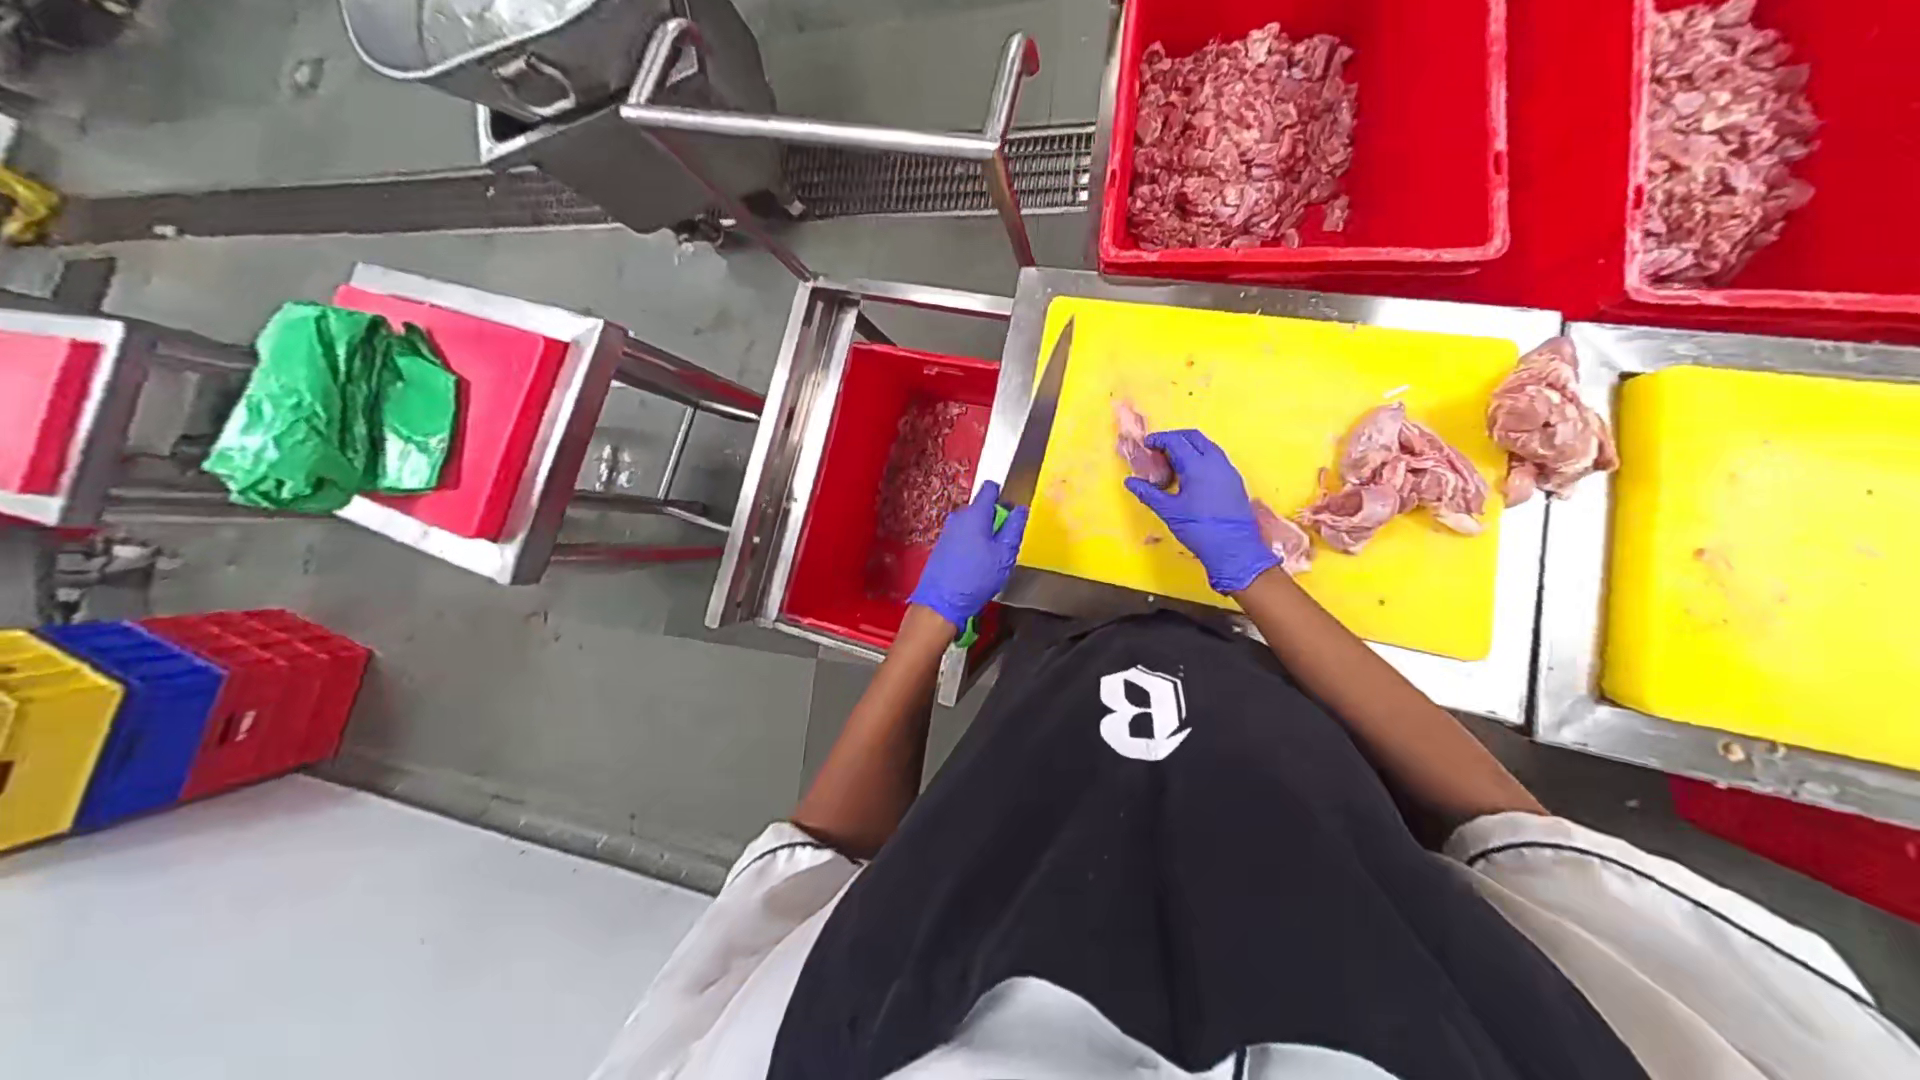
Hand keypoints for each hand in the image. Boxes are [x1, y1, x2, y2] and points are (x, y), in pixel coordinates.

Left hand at [907, 481, 1029, 629]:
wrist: (941, 602)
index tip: (1013, 510)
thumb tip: (1020, 509)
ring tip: (993, 556)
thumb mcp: (1004, 554)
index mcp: (975, 514)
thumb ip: (1014, 528)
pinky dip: (972, 544)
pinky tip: (978, 564)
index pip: (990, 489)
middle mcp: (958, 517)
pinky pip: (962, 537)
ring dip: (984, 534)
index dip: (1004, 494)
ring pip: (972, 524)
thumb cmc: (976, 577)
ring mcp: (947, 531)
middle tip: (1007, 541)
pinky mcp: (942, 546)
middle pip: (981, 508)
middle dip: (996, 519)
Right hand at [1125, 429, 1278, 593]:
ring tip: (1173, 461)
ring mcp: (1228, 469)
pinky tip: (1190, 474)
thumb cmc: (1198, 529)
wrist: (1234, 548)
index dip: (1159, 439)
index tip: (1147, 444)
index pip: (1176, 441)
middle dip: (1175, 438)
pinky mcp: (1234, 480)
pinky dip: (1200, 456)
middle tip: (1159, 449)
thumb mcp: (1169, 511)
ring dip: (1189, 446)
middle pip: (1194, 437)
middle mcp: (1215, 461)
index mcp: (1197, 465)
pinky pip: (1215, 457)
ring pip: (1206, 446)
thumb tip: (1130, 482)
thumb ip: (1148, 493)